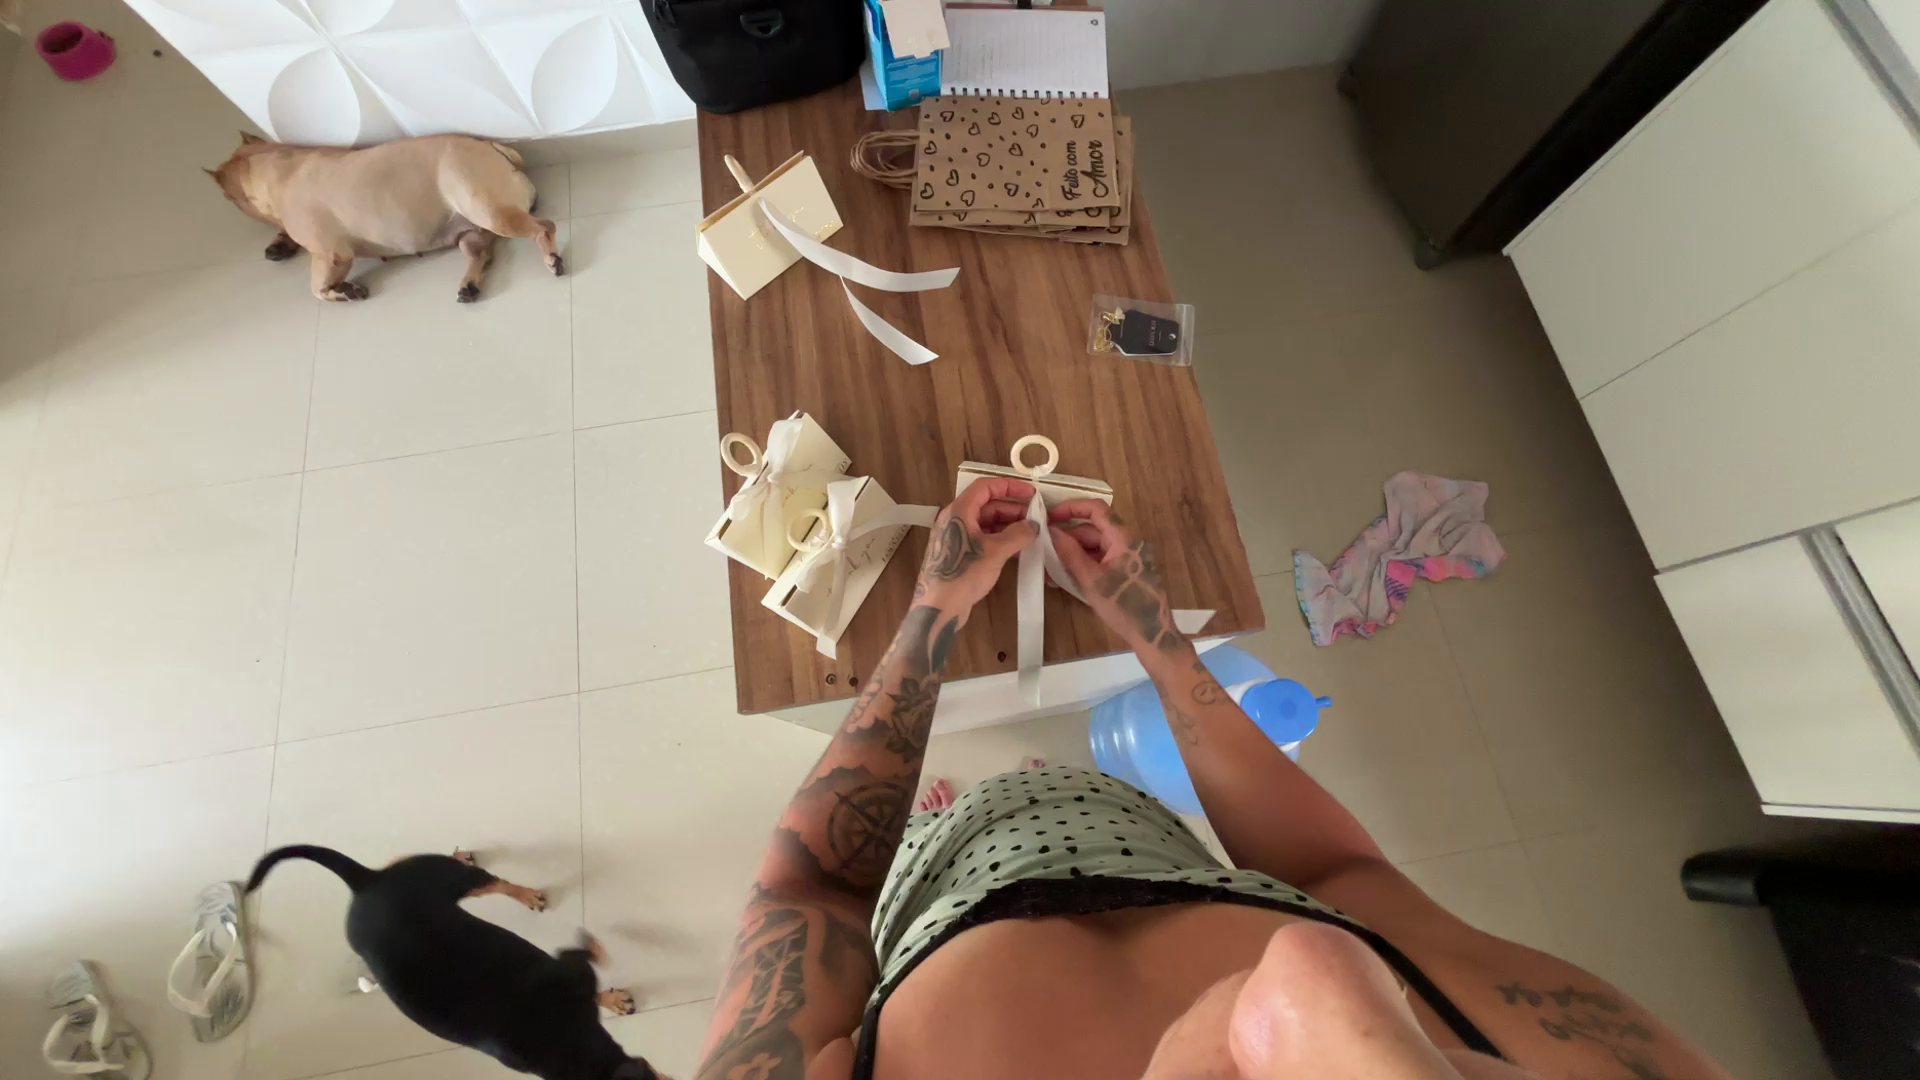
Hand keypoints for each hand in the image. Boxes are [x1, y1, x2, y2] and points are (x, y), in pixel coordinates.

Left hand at [914, 476, 1039, 617]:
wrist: (939, 607)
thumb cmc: (963, 574)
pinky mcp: (958, 554)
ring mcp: (956, 537)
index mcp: (959, 511)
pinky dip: (1000, 539)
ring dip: (1008, 526)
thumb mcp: (995, 551)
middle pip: (987, 505)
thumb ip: (1018, 534)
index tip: (1031, 493)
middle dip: (1012, 509)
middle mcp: (955, 520)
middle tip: (1035, 518)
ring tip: (1030, 534)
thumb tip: (1034, 525)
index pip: (986, 487)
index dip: (1010, 486)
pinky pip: (982, 538)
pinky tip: (1017, 549)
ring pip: (986, 523)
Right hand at [1047, 500, 1190, 657]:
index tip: (1050, 517)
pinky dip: (1083, 564)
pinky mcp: (1126, 571)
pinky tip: (1065, 576)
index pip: (1096, 508)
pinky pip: (1101, 559)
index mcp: (1123, 537)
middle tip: (1044, 545)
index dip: (1072, 507)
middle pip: (1093, 529)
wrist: (1151, 633)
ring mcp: (1127, 557)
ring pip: (1095, 546)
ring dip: (1073, 552)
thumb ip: (1069, 553)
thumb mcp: (1091, 579)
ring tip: (1050, 565)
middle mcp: (1127, 541)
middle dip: (1068, 536)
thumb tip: (1051, 531)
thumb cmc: (1122, 604)